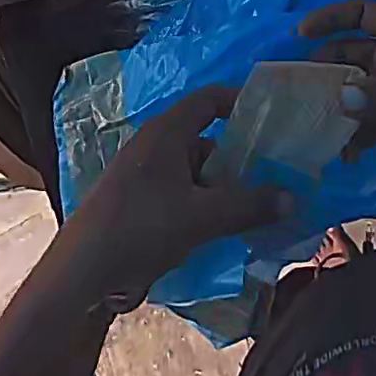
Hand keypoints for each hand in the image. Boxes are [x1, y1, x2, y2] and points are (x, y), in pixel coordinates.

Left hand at [66, 86, 284, 309]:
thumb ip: (250, 206)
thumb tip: (293, 199)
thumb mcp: (203, 216)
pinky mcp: (141, 203)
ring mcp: (146, 176)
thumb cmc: (142, 228)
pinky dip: (206, 204)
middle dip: (240, 157)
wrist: (81, 275)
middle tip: (273, 175)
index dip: (240, 101)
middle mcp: (155, 147)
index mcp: (166, 133)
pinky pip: (184, 193)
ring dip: (224, 187)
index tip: (271, 118)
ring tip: (256, 207)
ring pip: (197, 172)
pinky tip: (225, 227)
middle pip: (208, 139)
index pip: (209, 100)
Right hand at [299, 0, 375, 176]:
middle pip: (351, 56)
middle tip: (295, 90)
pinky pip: (371, 125)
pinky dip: (355, 136)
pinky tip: (341, 152)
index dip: (331, 18)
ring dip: (336, 106)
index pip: (362, 15)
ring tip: (309, 124)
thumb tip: (339, 99)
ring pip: (358, 93)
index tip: (300, 34)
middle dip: (325, 69)